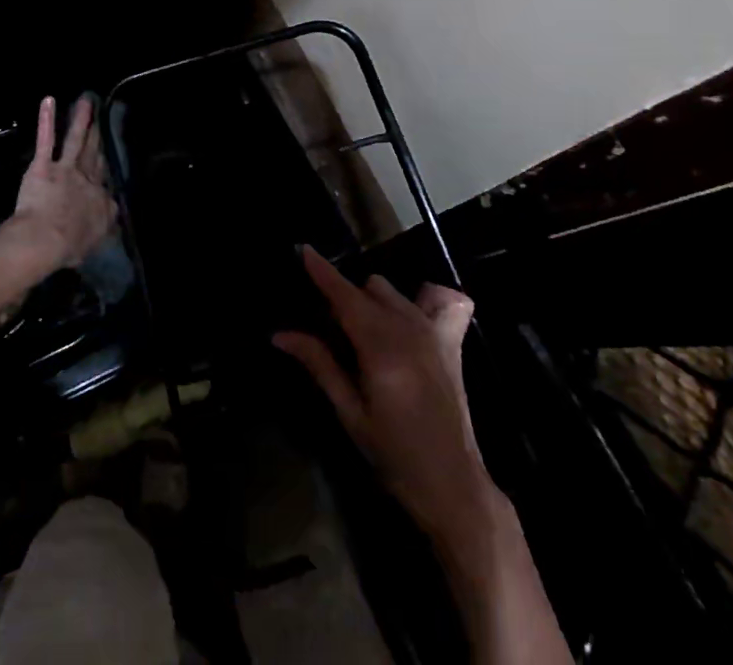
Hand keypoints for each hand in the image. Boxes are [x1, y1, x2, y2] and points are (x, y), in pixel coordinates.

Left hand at [10, 95, 117, 268]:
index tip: (109, 156)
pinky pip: (46, 140)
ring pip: (76, 141)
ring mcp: (66, 170)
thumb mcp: (95, 241)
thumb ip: (103, 228)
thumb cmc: (69, 246)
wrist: (46, 239)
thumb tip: (112, 220)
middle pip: (94, 154)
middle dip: (100, 135)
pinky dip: (46, 120)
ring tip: (85, 100)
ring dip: (81, 120)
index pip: (105, 180)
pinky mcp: (44, 166)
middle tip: (105, 116)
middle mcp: (87, 180)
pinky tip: (49, 101)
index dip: (107, 167)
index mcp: (100, 200)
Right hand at [274, 246, 496, 541]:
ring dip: (371, 300)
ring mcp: (435, 332)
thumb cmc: (393, 455)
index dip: (322, 271)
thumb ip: (319, 364)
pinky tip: (403, 323)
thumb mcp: (349, 413)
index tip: (303, 250)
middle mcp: (410, 329)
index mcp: (381, 348)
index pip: (345, 296)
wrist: (452, 482)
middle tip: (327, 328)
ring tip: (360, 333)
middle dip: (343, 297)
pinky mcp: (451, 342)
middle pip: (368, 289)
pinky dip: (416, 300)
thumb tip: (280, 334)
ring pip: (393, 292)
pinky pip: (434, 300)